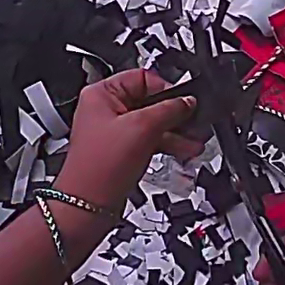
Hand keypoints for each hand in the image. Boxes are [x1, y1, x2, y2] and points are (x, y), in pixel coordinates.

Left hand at [55, 70, 202, 208]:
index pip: (142, 78)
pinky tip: (186, 148)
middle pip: (150, 101)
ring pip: (153, 122)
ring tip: (196, 137)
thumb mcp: (141, 128)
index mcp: (101, 94)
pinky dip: (168, 143)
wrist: (88, 206)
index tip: (185, 101)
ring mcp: (115, 132)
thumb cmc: (99, 167)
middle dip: (175, 113)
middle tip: (194, 120)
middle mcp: (106, 110)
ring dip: (176, 130)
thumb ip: (169, 110)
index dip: (166, 89)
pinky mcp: (123, 151)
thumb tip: (186, 102)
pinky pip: (151, 140)